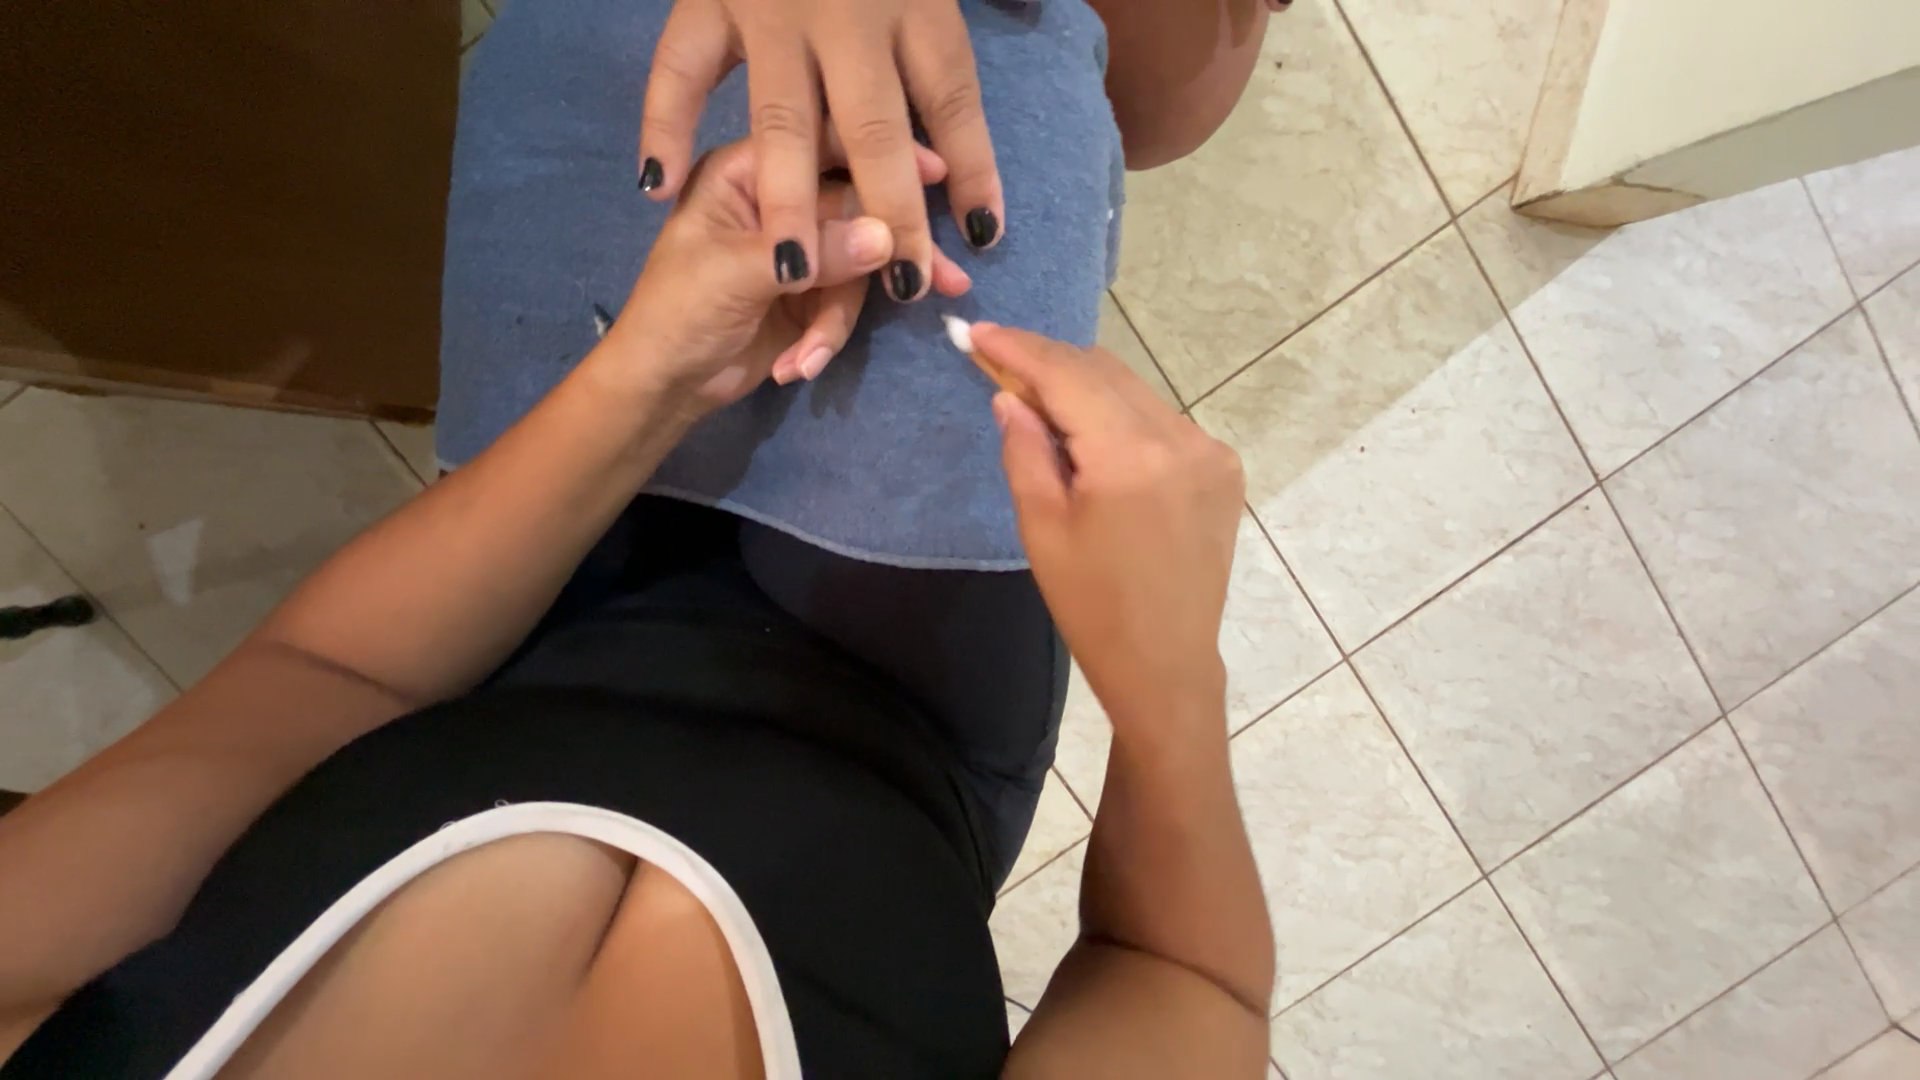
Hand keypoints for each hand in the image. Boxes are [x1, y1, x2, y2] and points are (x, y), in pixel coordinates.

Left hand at [600, 138, 968, 416]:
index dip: (879, 160)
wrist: (667, 384)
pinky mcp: (809, 302)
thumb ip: (815, 253)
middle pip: (855, 218)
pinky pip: (841, 314)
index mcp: (750, 175)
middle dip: (890, 259)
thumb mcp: (740, 274)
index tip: (936, 175)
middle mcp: (782, 208)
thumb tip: (887, 237)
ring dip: (835, 326)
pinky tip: (795, 367)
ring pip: (855, 277)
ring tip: (808, 358)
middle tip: (946, 280)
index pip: (823, 150)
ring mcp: (800, 257)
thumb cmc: (679, 311)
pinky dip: (822, 343)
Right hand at [637, 0, 1001, 303]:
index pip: (951, 102)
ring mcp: (769, 9)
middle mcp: (846, 13)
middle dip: (891, 213)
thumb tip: (983, 203)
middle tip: (905, 285)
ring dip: (790, 203)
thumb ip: (952, 94)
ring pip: (785, 121)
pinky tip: (658, 186)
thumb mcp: (930, 8)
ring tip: (792, 270)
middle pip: (875, 129)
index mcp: (915, 5)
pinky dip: (664, 123)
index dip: (972, 174)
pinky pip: (679, 67)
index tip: (981, 240)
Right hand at [977, 324, 1245, 735]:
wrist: (1165, 661)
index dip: (1019, 349)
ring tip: (1046, 414)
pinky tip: (1097, 446)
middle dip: (1049, 364)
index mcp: (1130, 456)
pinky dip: (1121, 417)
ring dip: (1086, 390)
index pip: (1068, 375)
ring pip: (1134, 391)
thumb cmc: (1090, 604)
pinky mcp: (1224, 467)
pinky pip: (1160, 420)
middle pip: (1104, 371)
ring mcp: (1210, 450)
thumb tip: (1010, 396)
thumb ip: (1024, 449)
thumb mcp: (1041, 528)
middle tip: (1001, 368)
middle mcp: (1180, 438)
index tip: (977, 333)